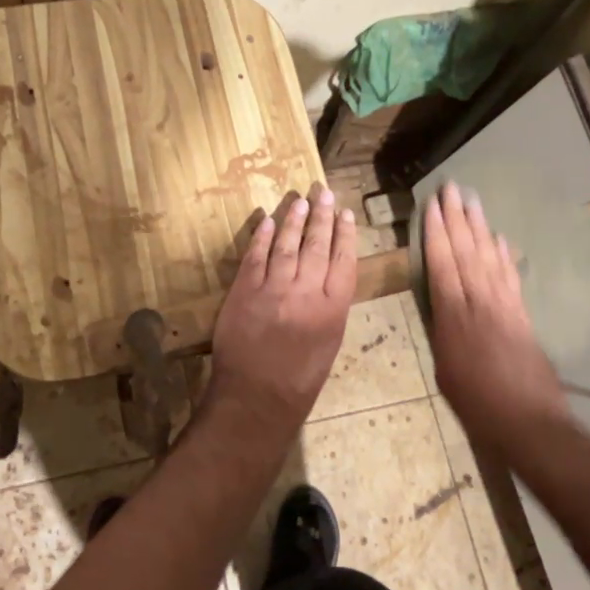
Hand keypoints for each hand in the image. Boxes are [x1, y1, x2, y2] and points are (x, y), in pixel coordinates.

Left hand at [207, 185, 356, 432]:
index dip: (344, 234)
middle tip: (322, 192)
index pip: (343, 260)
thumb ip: (329, 308)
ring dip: (293, 220)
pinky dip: (262, 237)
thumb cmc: (299, 381)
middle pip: (316, 245)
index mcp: (333, 308)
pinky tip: (267, 221)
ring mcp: (273, 288)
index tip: (345, 213)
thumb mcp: (329, 344)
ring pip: (286, 244)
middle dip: (321, 216)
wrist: (256, 397)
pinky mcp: (244, 290)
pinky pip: (255, 256)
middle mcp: (306, 292)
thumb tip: (329, 278)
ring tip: (299, 200)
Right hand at [423, 182, 568, 448]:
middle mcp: (479, 303)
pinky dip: (503, 254)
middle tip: (453, 188)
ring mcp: (504, 306)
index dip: (436, 233)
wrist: (528, 421)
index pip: (442, 264)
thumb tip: (438, 305)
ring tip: (472, 201)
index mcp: (453, 316)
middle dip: (457, 218)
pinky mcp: (522, 315)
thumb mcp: (443, 367)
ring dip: (479, 227)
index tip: (432, 206)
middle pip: (466, 252)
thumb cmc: (475, 402)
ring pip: (488, 257)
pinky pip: (509, 275)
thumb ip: (441, 330)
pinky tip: (498, 238)